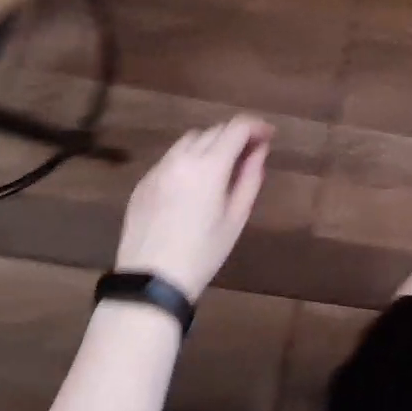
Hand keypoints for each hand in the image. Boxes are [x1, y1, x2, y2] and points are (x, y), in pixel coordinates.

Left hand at [114, 116, 272, 301]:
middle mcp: (182, 159)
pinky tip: (191, 185)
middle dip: (234, 136)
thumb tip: (259, 150)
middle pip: (213, 130)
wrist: (151, 283)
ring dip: (209, 144)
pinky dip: (187, 160)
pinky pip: (170, 159)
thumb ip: (250, 178)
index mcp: (209, 167)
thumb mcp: (235, 219)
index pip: (236, 128)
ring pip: (189, 140)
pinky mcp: (143, 183)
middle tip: (248, 154)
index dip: (256, 126)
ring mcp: (158, 169)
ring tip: (219, 167)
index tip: (268, 136)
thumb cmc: (202, 255)